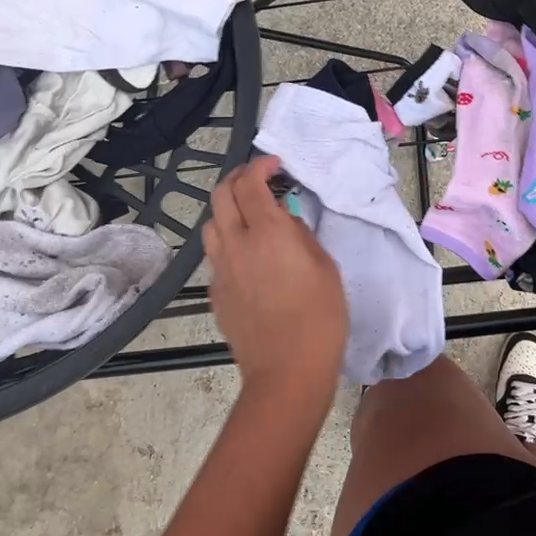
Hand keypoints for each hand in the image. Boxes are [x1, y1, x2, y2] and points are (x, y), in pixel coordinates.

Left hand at [203, 156, 346, 403]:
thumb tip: (285, 221)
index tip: (275, 164)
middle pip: (221, 195)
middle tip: (259, 179)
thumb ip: (301, 236)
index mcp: (268, 233)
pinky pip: (215, 254)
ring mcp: (220, 269)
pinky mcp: (215, 292)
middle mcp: (236, 244)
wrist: (286, 371)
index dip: (260, 166)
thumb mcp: (325, 267)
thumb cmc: (320, 317)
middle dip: (238, 179)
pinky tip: (248, 254)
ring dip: (227, 208)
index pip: (251, 184)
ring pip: (210, 223)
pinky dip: (228, 240)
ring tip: (249, 214)